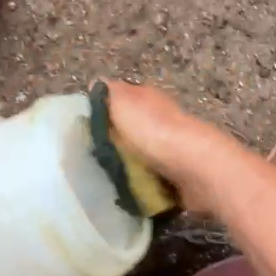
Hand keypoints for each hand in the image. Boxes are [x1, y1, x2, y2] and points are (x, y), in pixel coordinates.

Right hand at [101, 82, 245, 213]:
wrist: (193, 166)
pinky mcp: (179, 174)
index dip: (101, 113)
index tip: (81, 131)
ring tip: (104, 179)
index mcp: (147, 98)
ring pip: (142, 155)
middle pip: (131, 130)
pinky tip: (126, 192)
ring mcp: (172, 148)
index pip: (120, 100)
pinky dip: (141, 184)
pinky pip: (153, 178)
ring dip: (127, 165)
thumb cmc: (153, 130)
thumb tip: (95, 83)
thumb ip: (107, 93)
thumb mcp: (122, 101)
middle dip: (114, 143)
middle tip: (90, 159)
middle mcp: (161, 119)